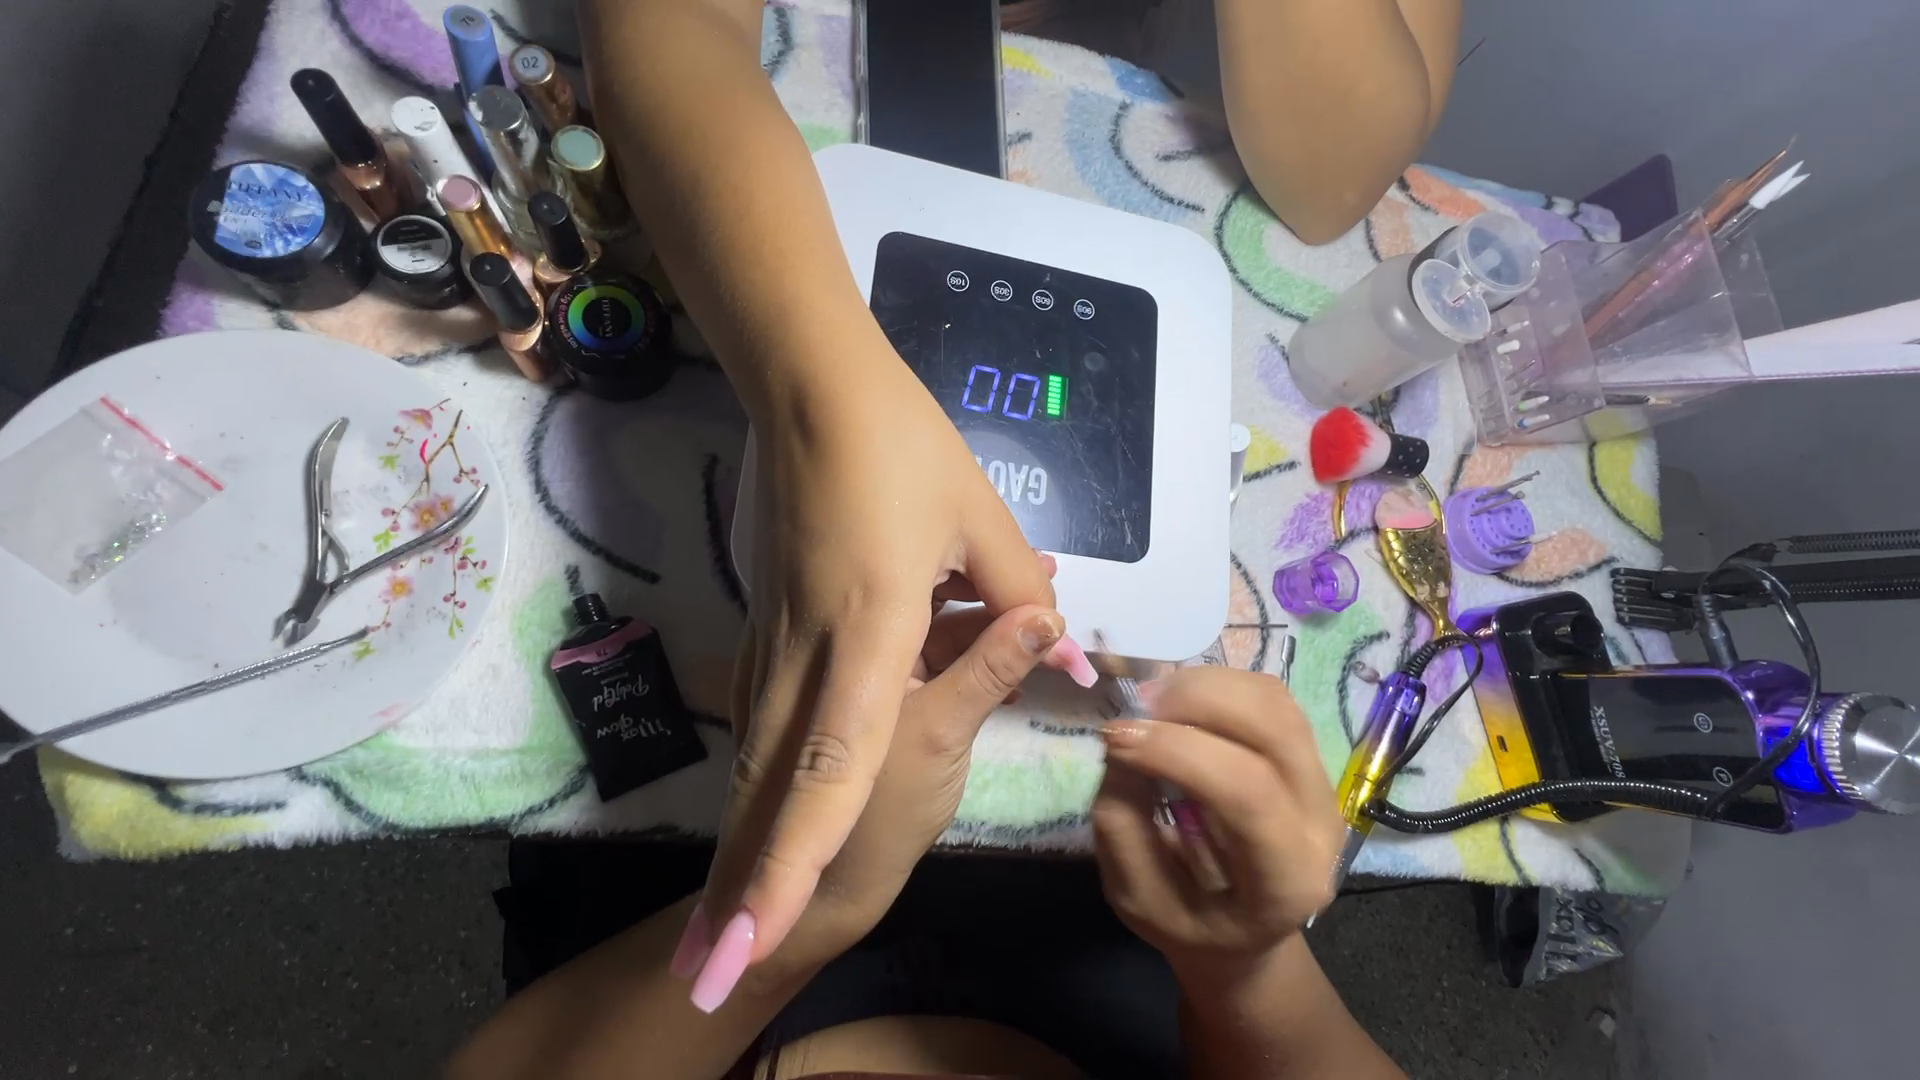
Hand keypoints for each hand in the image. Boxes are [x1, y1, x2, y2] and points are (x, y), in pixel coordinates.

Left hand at [673, 601, 1070, 1008]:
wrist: (838, 888)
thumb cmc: (882, 809)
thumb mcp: (943, 730)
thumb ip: (992, 668)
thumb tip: (1049, 613)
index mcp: (857, 637)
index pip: (926, 582)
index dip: (985, 573)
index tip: (1045, 567)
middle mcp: (865, 642)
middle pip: (940, 603)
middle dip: (999, 597)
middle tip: (1056, 581)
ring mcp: (885, 671)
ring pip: (949, 632)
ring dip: (999, 630)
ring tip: (1049, 623)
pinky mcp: (904, 698)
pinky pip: (949, 664)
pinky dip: (985, 661)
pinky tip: (1023, 659)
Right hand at [699, 357, 1090, 977]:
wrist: (815, 396)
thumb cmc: (905, 449)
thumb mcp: (980, 519)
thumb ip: (1022, 596)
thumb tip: (1065, 648)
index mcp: (871, 624)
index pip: (835, 757)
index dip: (795, 852)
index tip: (750, 940)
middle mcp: (809, 648)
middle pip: (775, 778)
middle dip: (742, 881)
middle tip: (712, 970)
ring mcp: (774, 635)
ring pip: (764, 752)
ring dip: (751, 835)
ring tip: (732, 914)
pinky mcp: (765, 621)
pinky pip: (769, 711)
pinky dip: (771, 769)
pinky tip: (777, 796)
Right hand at [1092, 667, 1343, 990]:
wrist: (1242, 929)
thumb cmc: (1188, 919)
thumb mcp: (1136, 898)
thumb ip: (1121, 826)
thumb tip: (1122, 744)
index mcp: (1287, 881)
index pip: (1249, 793)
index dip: (1177, 751)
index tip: (1115, 739)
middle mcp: (1321, 825)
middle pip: (1274, 729)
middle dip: (1196, 701)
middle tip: (1138, 709)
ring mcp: (1321, 782)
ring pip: (1274, 700)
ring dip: (1205, 684)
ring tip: (1154, 703)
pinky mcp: (1304, 754)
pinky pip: (1268, 695)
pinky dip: (1218, 683)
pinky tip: (1179, 702)